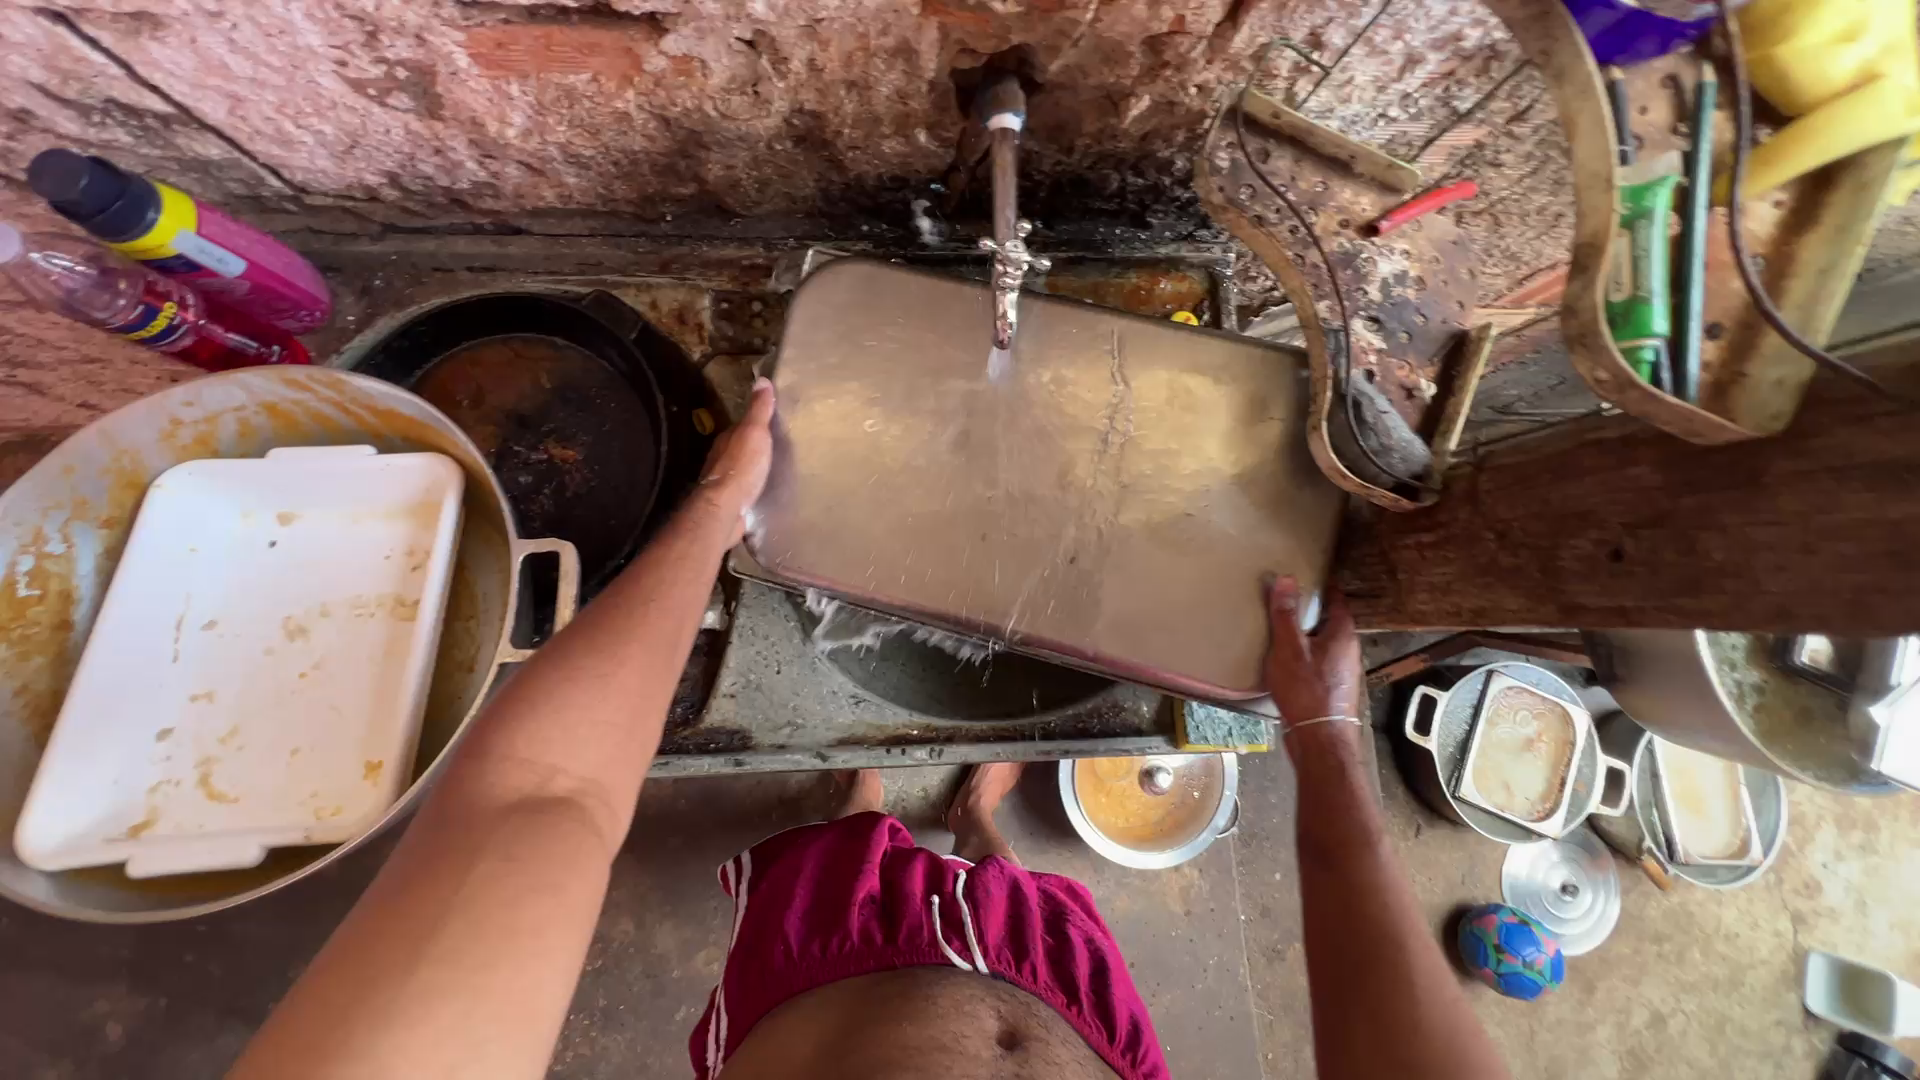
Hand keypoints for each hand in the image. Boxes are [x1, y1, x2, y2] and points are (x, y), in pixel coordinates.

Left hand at [695, 377, 774, 545]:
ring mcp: (723, 482)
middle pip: (738, 448)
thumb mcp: (754, 433)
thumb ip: (758, 410)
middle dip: (753, 448)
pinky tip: (761, 491)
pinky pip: (742, 490)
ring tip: (770, 470)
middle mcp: (720, 459)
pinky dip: (751, 488)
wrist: (726, 508)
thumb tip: (761, 380)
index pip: (740, 426)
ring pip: (739, 470)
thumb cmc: (742, 468)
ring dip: (751, 469)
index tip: (771, 424)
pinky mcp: (729, 502)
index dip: (754, 424)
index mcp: (726, 440)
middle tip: (774, 448)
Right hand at [1265, 576, 1361, 742]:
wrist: (1320, 738)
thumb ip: (1285, 614)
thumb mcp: (1288, 648)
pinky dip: (1304, 653)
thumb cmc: (1306, 689)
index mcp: (1342, 634)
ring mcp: (1343, 670)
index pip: (1336, 599)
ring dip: (1306, 634)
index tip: (1303, 576)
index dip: (1322, 585)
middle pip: (1330, 621)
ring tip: (1280, 628)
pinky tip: (1286, 660)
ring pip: (1324, 642)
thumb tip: (1287, 578)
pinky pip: (1319, 660)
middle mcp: (1348, 649)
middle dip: (1310, 610)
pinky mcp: (1333, 687)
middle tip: (1284, 599)